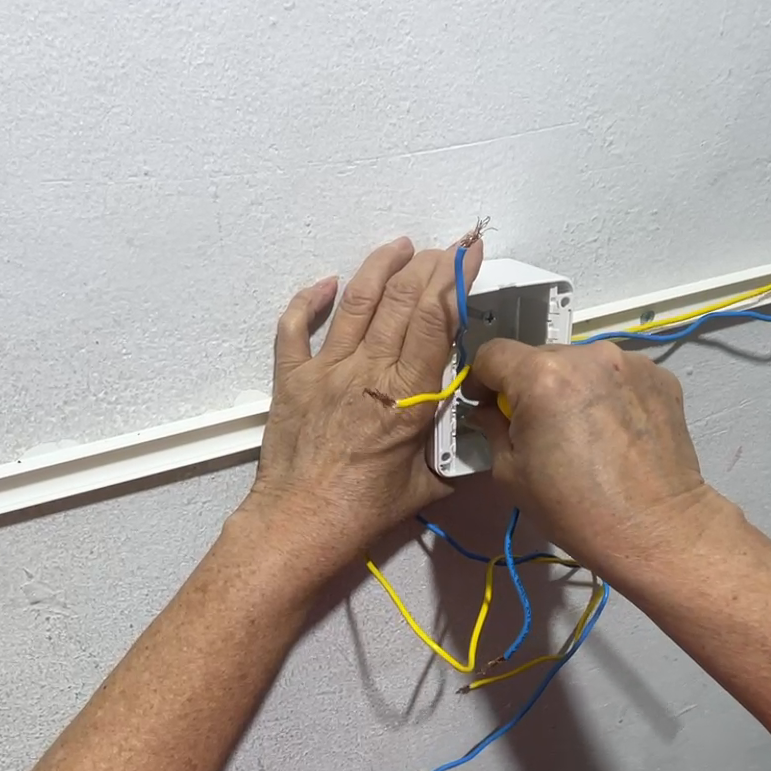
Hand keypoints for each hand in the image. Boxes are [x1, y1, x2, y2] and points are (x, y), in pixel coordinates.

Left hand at [238, 236, 484, 578]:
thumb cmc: (363, 512)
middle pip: (400, 300)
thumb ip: (455, 455)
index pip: (435, 319)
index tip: (469, 253)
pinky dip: (307, 300)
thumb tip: (480, 437)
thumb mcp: (426, 486)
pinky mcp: (290, 378)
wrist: (298, 523)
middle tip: (443, 250)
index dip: (454, 279)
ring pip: (355, 302)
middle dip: (427, 265)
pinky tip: (325, 283)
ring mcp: (324, 370)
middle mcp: (366, 371)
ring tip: (400, 247)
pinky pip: (293, 328)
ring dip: (380, 267)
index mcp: (406, 396)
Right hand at [471, 339, 728, 588]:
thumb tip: (490, 412)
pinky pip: (614, 375)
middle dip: (527, 385)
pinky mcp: (659, 377)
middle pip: (538, 356)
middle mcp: (586, 356)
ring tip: (578, 430)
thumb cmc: (571, 506)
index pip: (493, 353)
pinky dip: (603, 393)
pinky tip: (609, 430)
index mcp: (541, 376)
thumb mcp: (509, 472)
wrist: (651, 528)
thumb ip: (492, 427)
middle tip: (535, 426)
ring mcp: (629, 363)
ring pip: (578, 364)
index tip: (485, 404)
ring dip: (568, 387)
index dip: (480, 379)